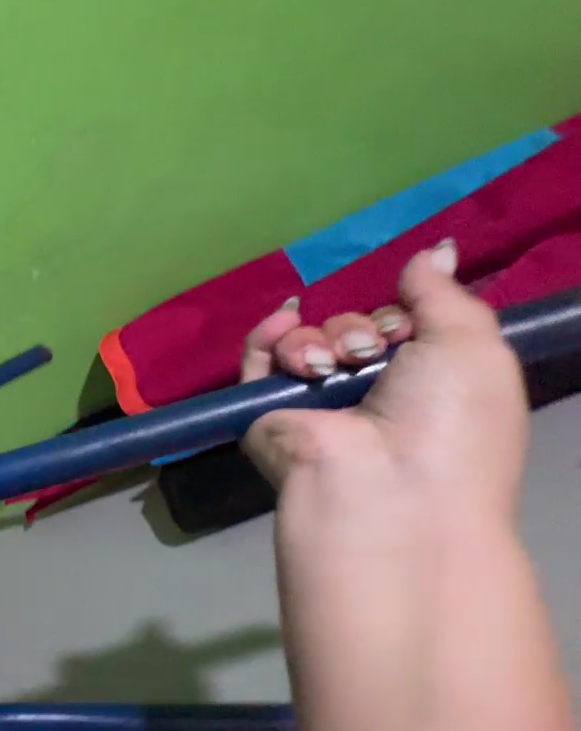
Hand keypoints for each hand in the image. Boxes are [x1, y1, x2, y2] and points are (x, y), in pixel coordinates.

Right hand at [239, 239, 530, 544]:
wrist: (381, 481)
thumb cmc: (449, 421)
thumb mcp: (473, 347)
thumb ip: (444, 294)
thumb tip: (432, 249)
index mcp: (425, 381)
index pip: (398, 323)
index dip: (402, 315)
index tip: (410, 329)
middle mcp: (367, 388)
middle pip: (349, 326)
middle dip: (358, 330)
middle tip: (371, 355)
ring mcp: (312, 396)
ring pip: (306, 336)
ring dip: (317, 339)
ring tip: (328, 366)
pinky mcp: (263, 402)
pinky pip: (258, 353)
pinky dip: (268, 334)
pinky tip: (283, 322)